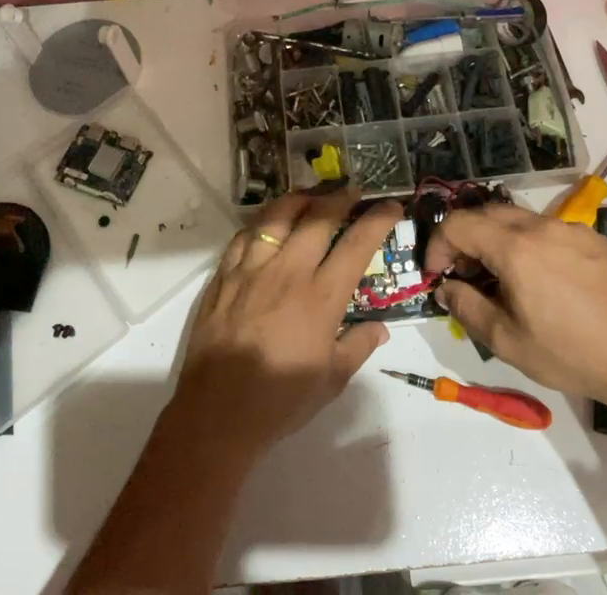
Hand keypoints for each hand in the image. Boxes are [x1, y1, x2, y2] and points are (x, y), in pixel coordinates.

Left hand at [167, 190, 398, 456]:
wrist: (216, 414)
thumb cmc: (280, 401)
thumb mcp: (332, 380)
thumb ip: (358, 346)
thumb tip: (379, 329)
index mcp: (320, 297)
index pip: (356, 245)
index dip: (377, 220)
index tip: (390, 206)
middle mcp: (287, 273)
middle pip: (317, 218)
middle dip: (339, 199)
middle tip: (352, 193)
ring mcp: (250, 270)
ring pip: (276, 217)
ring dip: (299, 200)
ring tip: (312, 196)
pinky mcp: (223, 277)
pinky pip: (243, 237)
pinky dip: (260, 223)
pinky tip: (267, 225)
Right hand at [424, 203, 606, 410]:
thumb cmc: (570, 353)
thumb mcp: (507, 340)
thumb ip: (467, 307)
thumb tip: (446, 288)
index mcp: (515, 247)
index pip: (458, 224)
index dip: (438, 246)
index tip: (437, 275)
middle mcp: (542, 227)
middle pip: (488, 214)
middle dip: (466, 240)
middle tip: (464, 276)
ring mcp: (573, 230)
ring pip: (521, 221)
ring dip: (498, 242)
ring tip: (502, 282)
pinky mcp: (596, 241)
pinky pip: (550, 233)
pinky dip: (530, 248)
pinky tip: (543, 285)